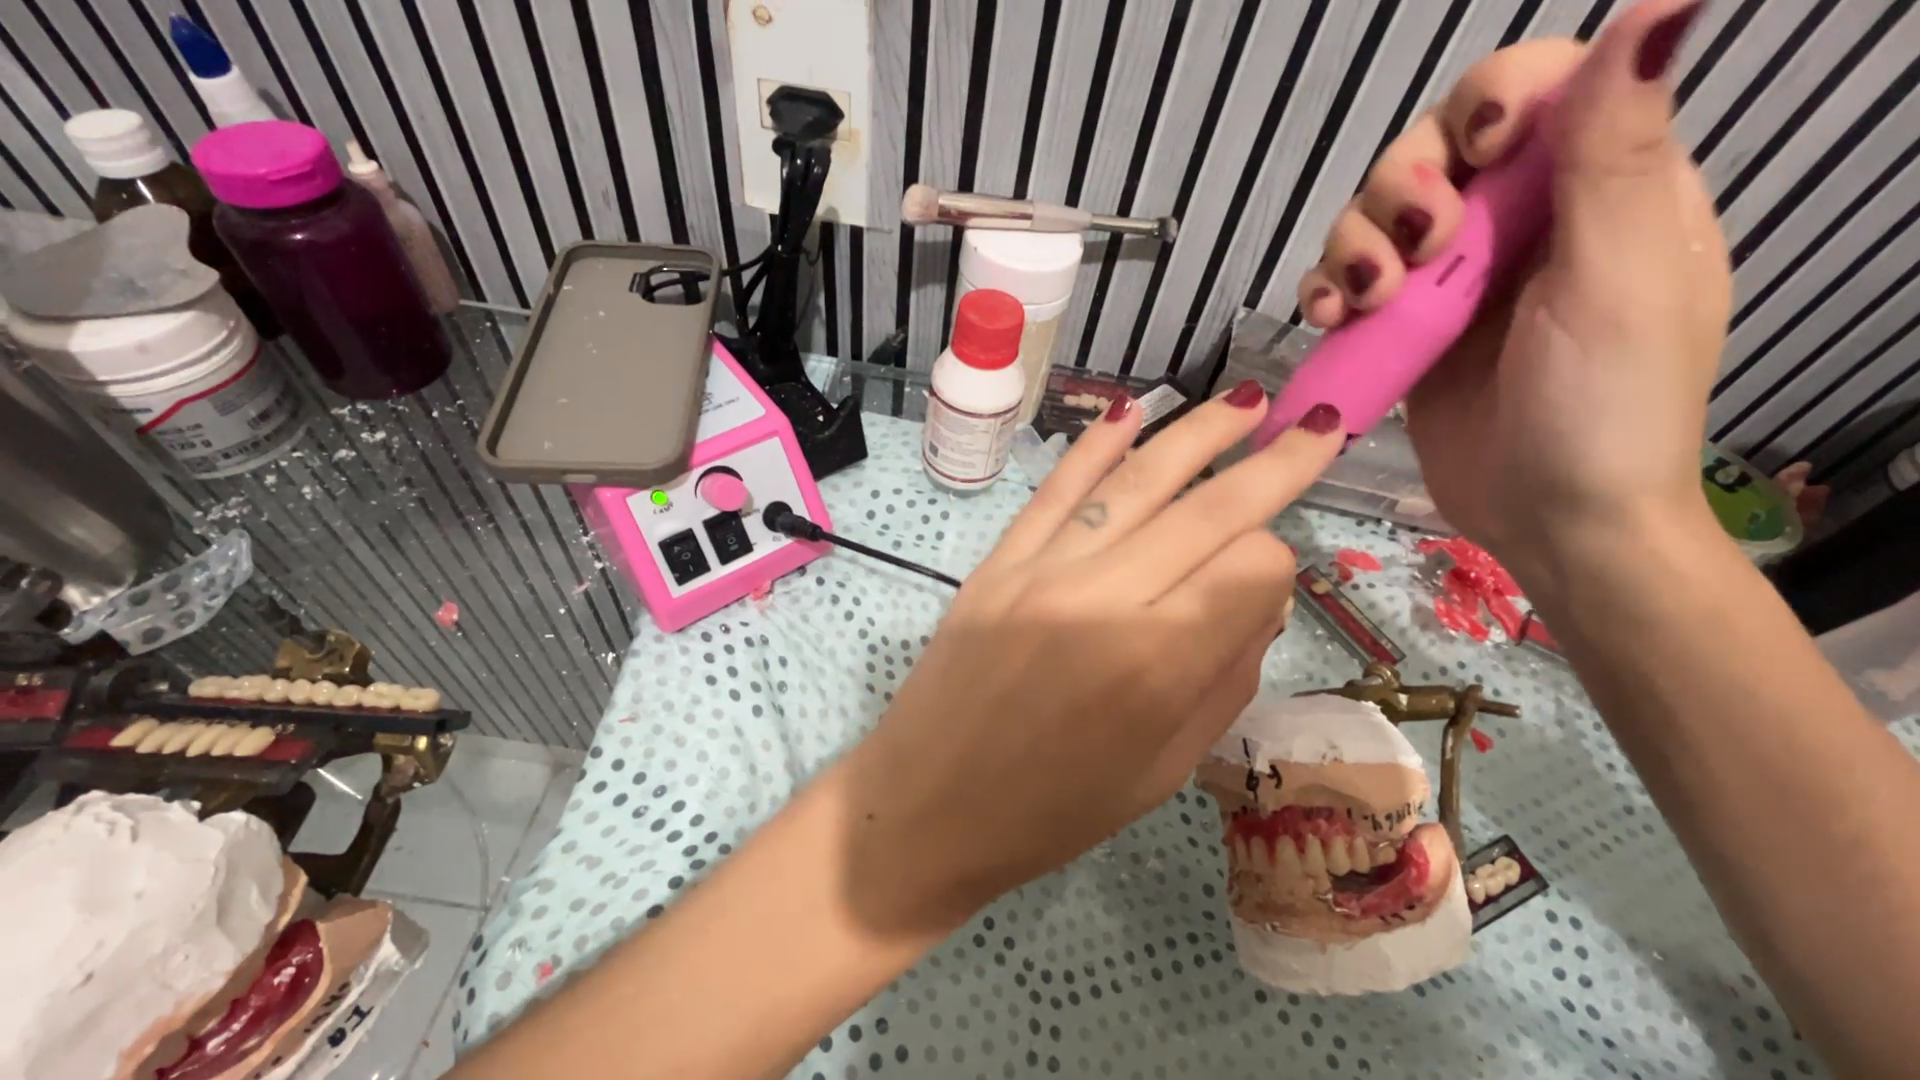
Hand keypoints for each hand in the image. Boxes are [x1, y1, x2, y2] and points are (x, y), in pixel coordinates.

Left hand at [839, 384, 1343, 932]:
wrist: (926, 807)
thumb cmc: (1054, 813)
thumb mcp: (1165, 770)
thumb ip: (1224, 679)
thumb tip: (1259, 600)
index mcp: (1157, 663)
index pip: (1251, 566)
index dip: (1274, 569)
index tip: (1263, 590)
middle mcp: (1105, 598)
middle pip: (1209, 509)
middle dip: (1274, 465)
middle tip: (1322, 423)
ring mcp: (1043, 570)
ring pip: (1137, 479)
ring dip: (1200, 433)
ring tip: (1249, 401)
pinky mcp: (998, 561)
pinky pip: (1056, 488)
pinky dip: (1096, 445)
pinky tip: (1134, 409)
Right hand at [1299, 0, 1728, 578]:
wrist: (1553, 524)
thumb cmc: (1608, 408)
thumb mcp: (1620, 279)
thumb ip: (1617, 154)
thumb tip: (1661, 2)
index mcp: (1602, 186)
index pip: (1538, 89)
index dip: (1491, 100)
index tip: (1473, 157)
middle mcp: (1523, 219)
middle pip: (1436, 144)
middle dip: (1404, 184)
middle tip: (1415, 250)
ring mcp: (1456, 276)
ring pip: (1377, 211)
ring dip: (1354, 242)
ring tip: (1365, 301)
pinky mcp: (1405, 327)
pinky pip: (1348, 279)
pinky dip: (1326, 288)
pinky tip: (1327, 317)